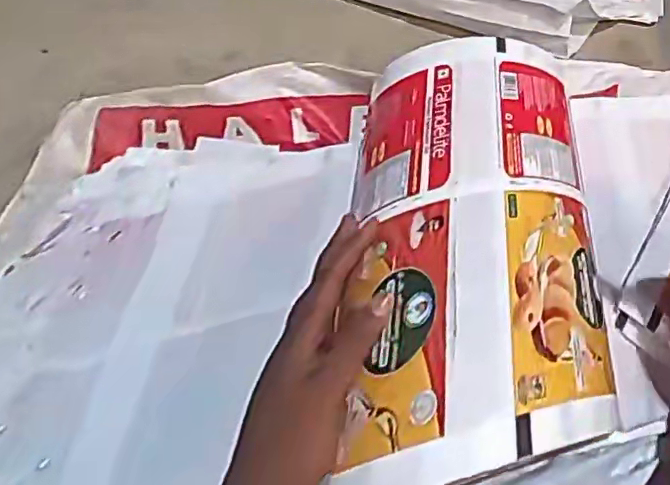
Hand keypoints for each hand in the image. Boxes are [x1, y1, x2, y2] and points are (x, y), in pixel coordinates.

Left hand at [225, 216, 391, 484]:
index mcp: (300, 341)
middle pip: (318, 291)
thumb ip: (354, 341)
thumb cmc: (289, 445)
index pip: (327, 283)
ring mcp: (295, 368)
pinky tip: (350, 323)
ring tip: (355, 263)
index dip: (347, 251)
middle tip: (355, 227)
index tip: (368, 224)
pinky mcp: (301, 388)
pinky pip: (324, 334)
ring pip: (319, 311)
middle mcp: (295, 349)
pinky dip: (339, 314)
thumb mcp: (329, 387)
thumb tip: (380, 297)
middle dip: (338, 255)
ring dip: (338, 282)